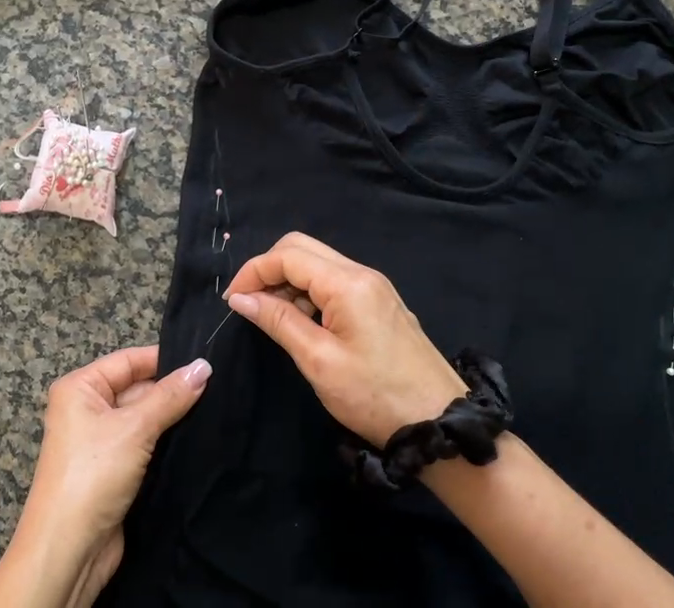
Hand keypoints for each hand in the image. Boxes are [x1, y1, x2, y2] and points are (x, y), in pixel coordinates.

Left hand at [0, 346, 209, 607]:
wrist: (70, 547)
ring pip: (143, 419)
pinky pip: (144, 446)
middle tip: (219, 388)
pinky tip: (198, 440)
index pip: (127, 361)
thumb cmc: (93, 474)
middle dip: (172, 391)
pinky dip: (166, 443)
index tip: (205, 361)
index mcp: (79, 387)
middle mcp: (86, 409)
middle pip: (136, 388)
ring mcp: (100, 441)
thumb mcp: (134, 429)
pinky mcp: (114, 470)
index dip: (164, 360)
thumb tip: (203, 366)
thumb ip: (170, 397)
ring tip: (217, 410)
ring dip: (172, 419)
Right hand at [224, 232, 463, 446]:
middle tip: (250, 304)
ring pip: (318, 263)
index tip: (232, 301)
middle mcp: (362, 274)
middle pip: (301, 248)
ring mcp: (374, 288)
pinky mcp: (380, 304)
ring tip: (272, 318)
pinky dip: (308, 292)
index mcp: (347, 283)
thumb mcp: (318, 361)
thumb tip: (241, 298)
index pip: (286, 255)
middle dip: (268, 269)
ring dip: (288, 281)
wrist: (441, 426)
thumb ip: (278, 321)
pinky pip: (334, 281)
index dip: (252, 272)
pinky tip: (301, 322)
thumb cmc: (374, 395)